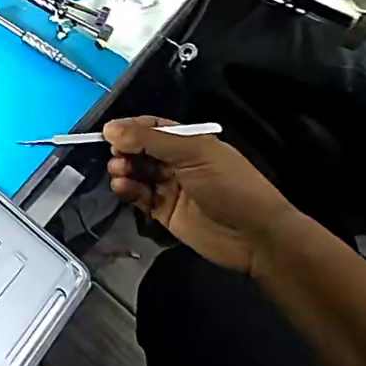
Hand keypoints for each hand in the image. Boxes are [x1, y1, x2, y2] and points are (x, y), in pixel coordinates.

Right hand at [105, 117, 299, 276]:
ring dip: (122, 169)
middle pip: (138, 149)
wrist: (256, 237)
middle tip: (117, 156)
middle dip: (123, 150)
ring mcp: (168, 186)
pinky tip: (123, 188)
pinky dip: (126, 190)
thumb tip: (109, 129)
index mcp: (187, 142)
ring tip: (119, 172)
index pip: (150, 128)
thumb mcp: (193, 153)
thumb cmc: (230, 186)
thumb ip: (150, 140)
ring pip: (134, 171)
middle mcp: (176, 161)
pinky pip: (137, 195)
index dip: (129, 129)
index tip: (109, 134)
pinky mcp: (163, 210)